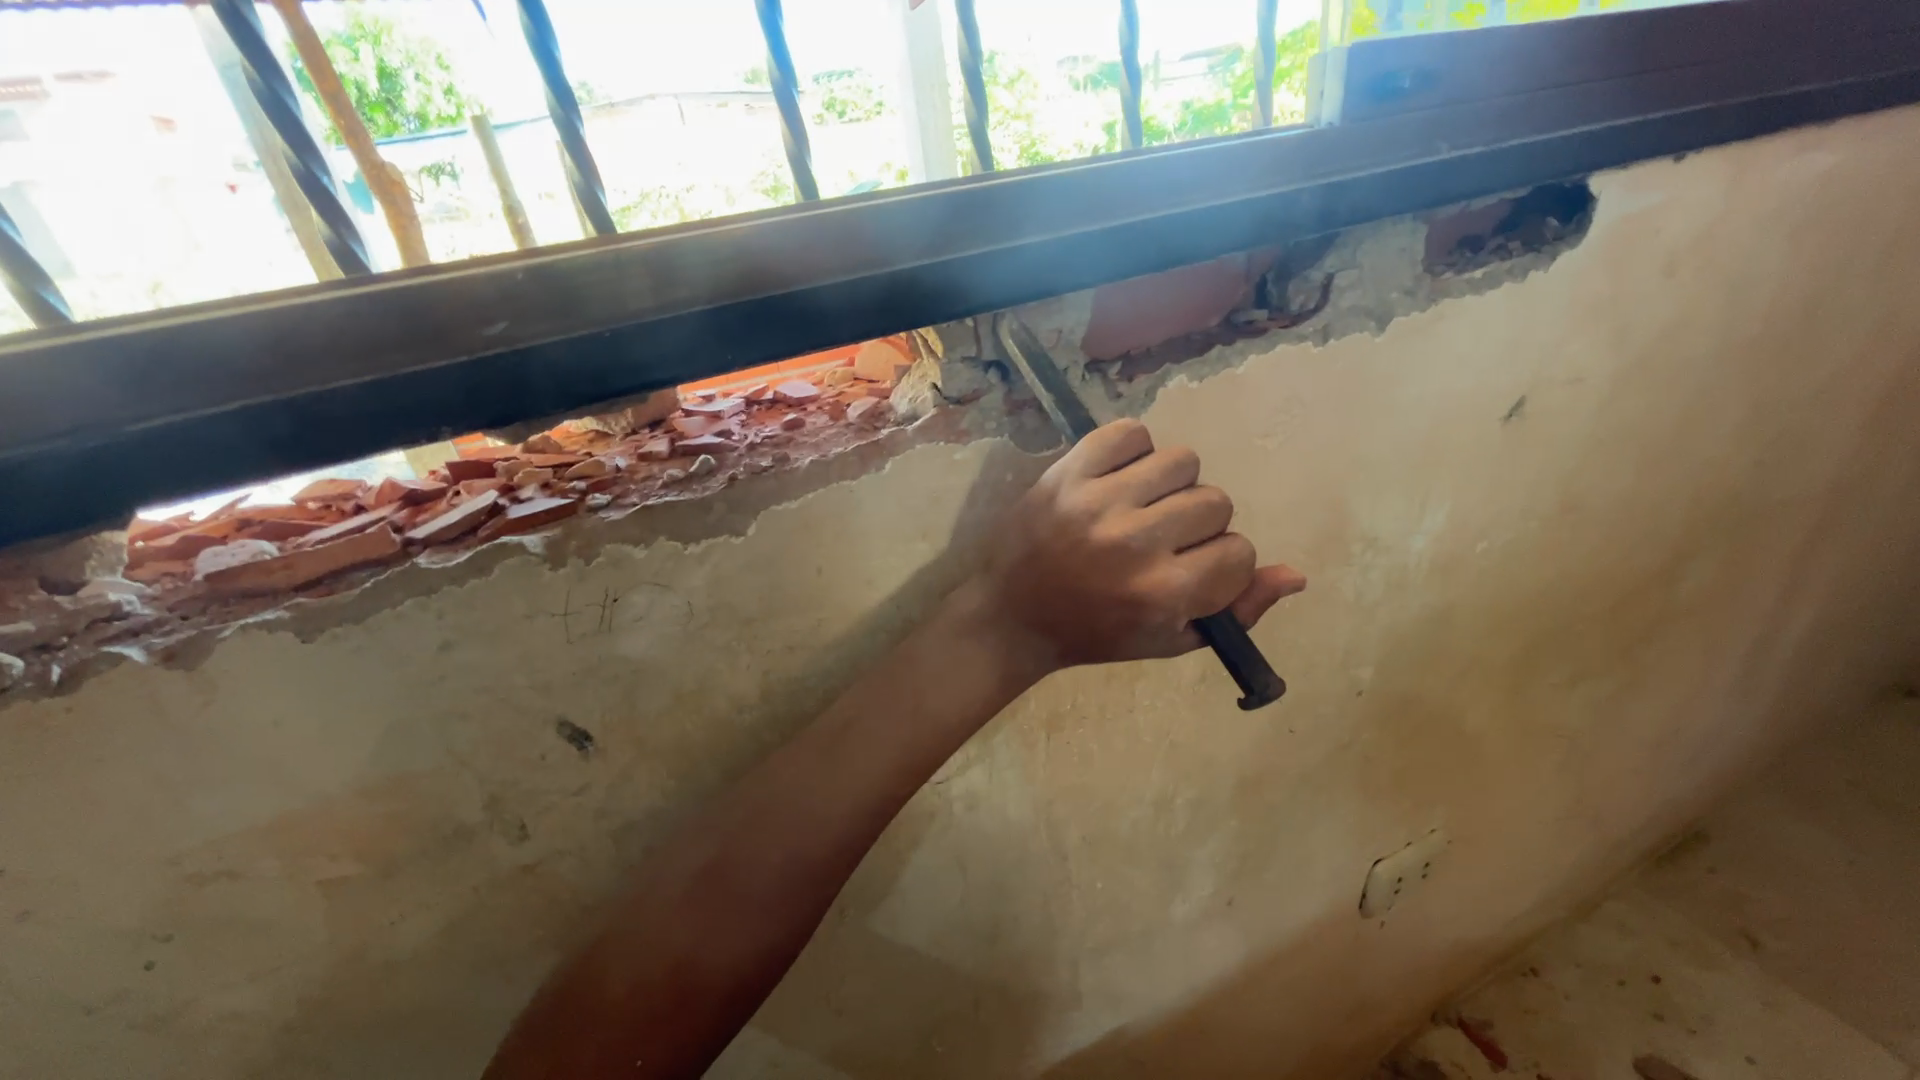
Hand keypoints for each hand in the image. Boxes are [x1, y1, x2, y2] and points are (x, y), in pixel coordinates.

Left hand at [975, 418, 1305, 670]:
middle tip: (1163, 541)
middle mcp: (1134, 543)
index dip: (1223, 562)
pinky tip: (1120, 479)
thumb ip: (1237, 611)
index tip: (1194, 570)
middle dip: (1199, 525)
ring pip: (1182, 462)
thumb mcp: (1168, 640)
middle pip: (1215, 503)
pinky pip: (1131, 433)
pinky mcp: (1066, 472)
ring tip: (1143, 507)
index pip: (1239, 552)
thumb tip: (1295, 574)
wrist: (1011, 615)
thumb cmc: (1095, 633)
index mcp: (1162, 593)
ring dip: (1173, 485)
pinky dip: (1134, 451)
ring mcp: (1098, 502)